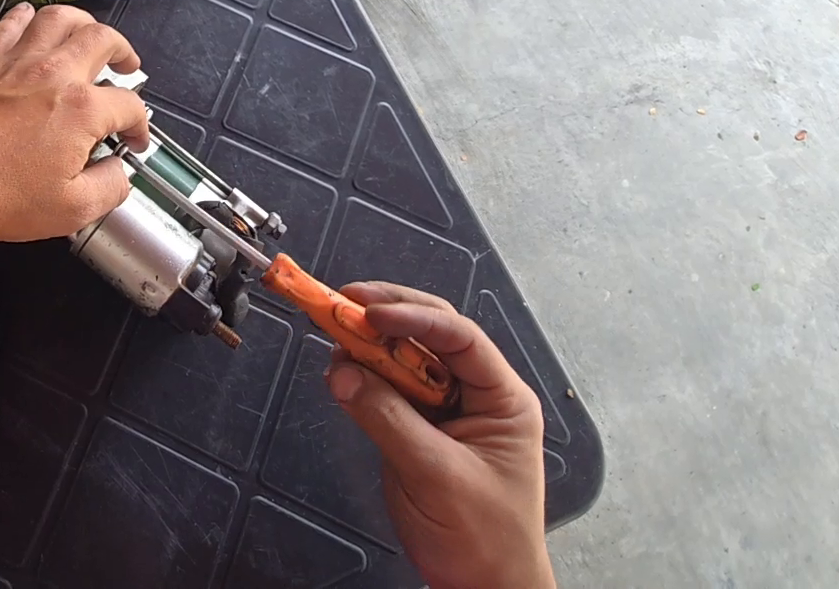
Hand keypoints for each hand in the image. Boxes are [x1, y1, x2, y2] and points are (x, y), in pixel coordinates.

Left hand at [0, 3, 148, 260]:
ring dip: (83, 21)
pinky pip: (10, 25)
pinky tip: (32, 23)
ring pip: (58, 18)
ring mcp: (16, 63)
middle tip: (128, 66)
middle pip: (102, 39)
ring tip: (90, 35)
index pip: (129, 106)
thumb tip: (119, 173)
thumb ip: (108, 189)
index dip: (140, 125)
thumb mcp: (70, 210)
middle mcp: (53, 73)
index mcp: (81, 110)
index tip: (133, 141)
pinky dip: (27, 18)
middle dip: (124, 51)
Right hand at [326, 283, 554, 588]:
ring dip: (370, 340)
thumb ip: (387, 419)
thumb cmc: (481, 538)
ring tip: (336, 332)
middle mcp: (474, 391)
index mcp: (501, 398)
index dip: (413, 317)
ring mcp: (444, 404)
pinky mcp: (415, 420)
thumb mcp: (436, 476)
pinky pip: (386, 380)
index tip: (370, 313)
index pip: (460, 337)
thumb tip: (340, 372)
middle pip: (431, 332)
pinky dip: (361, 368)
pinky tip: (341, 366)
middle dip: (388, 313)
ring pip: (405, 353)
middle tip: (345, 300)